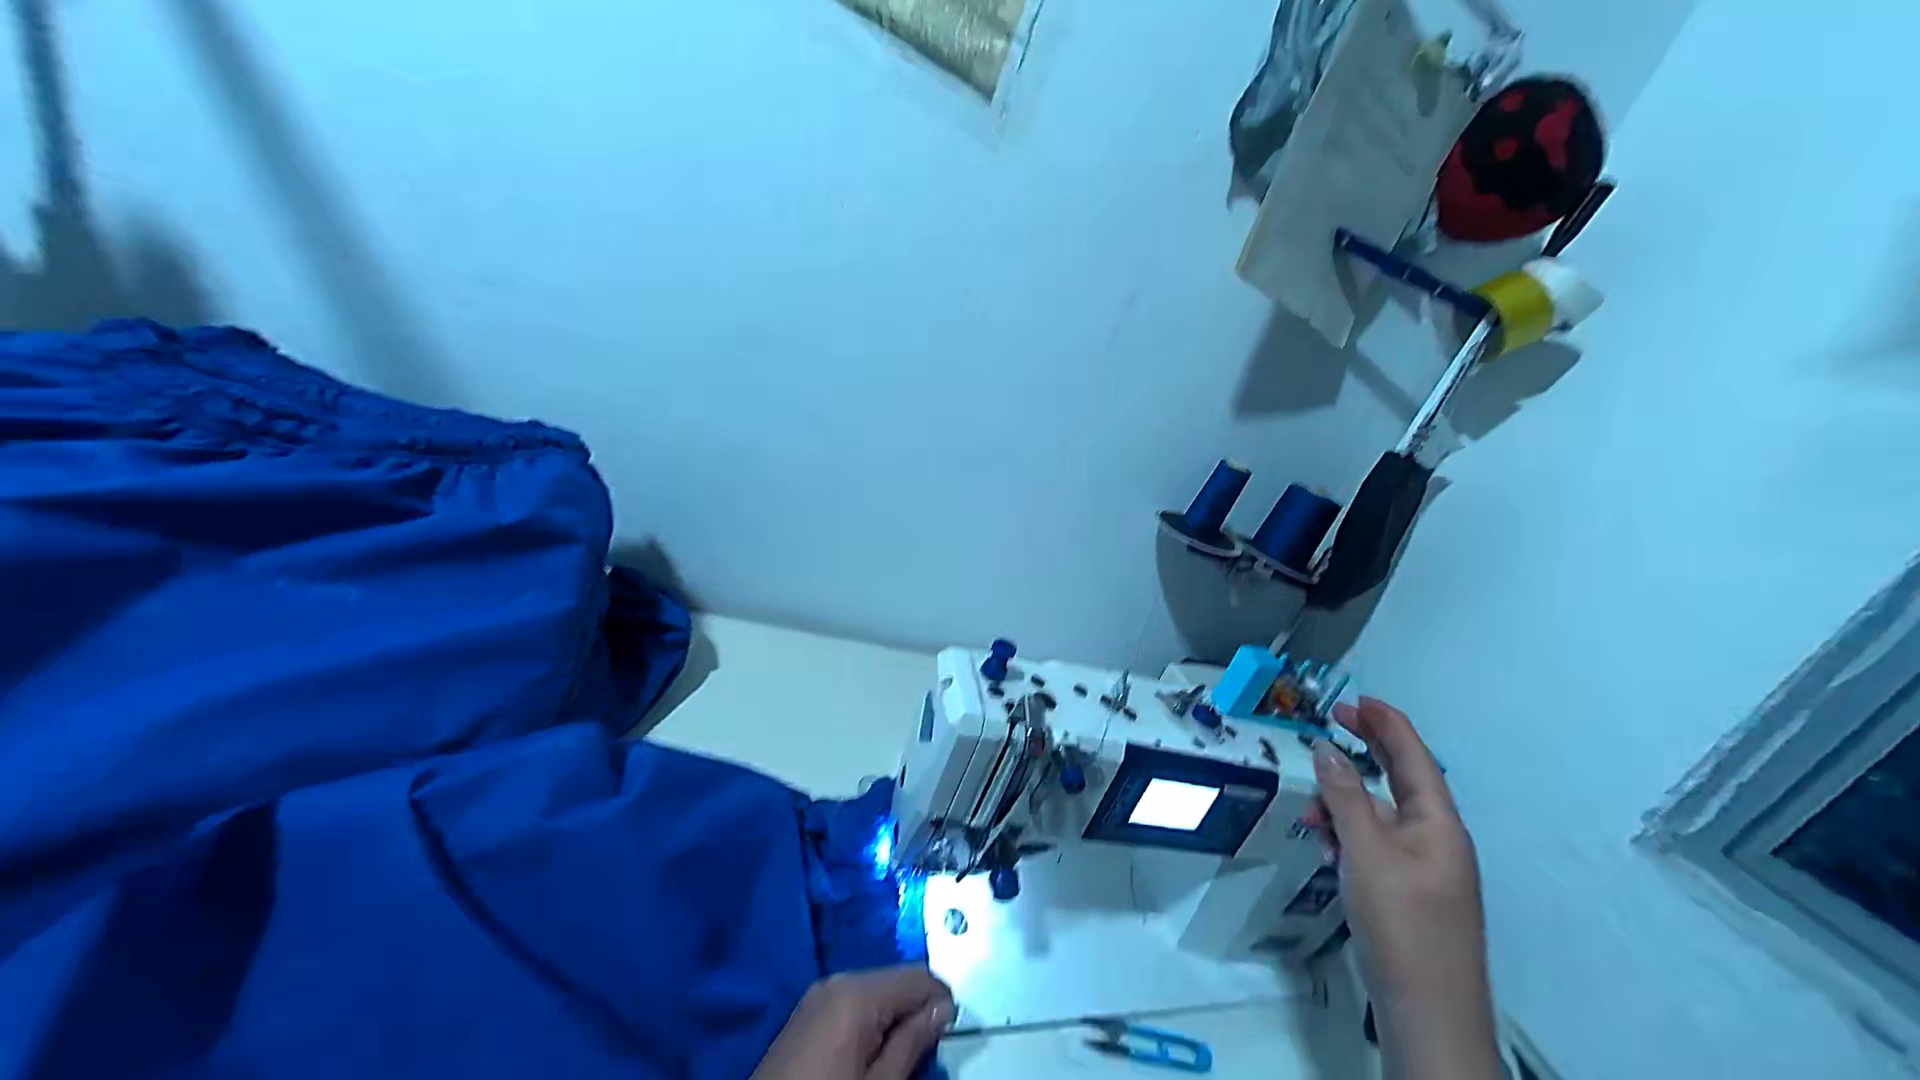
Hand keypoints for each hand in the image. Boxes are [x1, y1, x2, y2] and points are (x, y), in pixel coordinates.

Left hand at [751, 966, 954, 1079]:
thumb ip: (912, 1042)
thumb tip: (944, 1008)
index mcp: (858, 992)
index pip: (918, 976)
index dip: (942, 1002)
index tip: (953, 1035)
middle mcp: (838, 980)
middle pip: (896, 981)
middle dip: (917, 1010)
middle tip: (927, 1053)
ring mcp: (818, 995)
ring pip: (876, 992)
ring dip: (895, 1018)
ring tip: (900, 1059)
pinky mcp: (807, 1014)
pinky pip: (853, 1004)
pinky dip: (871, 1022)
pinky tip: (870, 1056)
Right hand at [1304, 697, 1500, 1079]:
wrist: (1426, 1007)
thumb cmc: (1401, 920)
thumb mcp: (1366, 851)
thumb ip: (1344, 797)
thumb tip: (1326, 750)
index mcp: (1438, 822)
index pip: (1413, 756)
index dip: (1386, 723)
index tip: (1356, 700)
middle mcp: (1435, 837)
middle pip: (1400, 778)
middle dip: (1367, 749)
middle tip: (1333, 723)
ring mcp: (1422, 865)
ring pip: (1379, 814)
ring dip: (1345, 803)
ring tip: (1312, 816)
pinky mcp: (1406, 888)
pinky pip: (1374, 842)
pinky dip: (1348, 834)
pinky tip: (1327, 847)